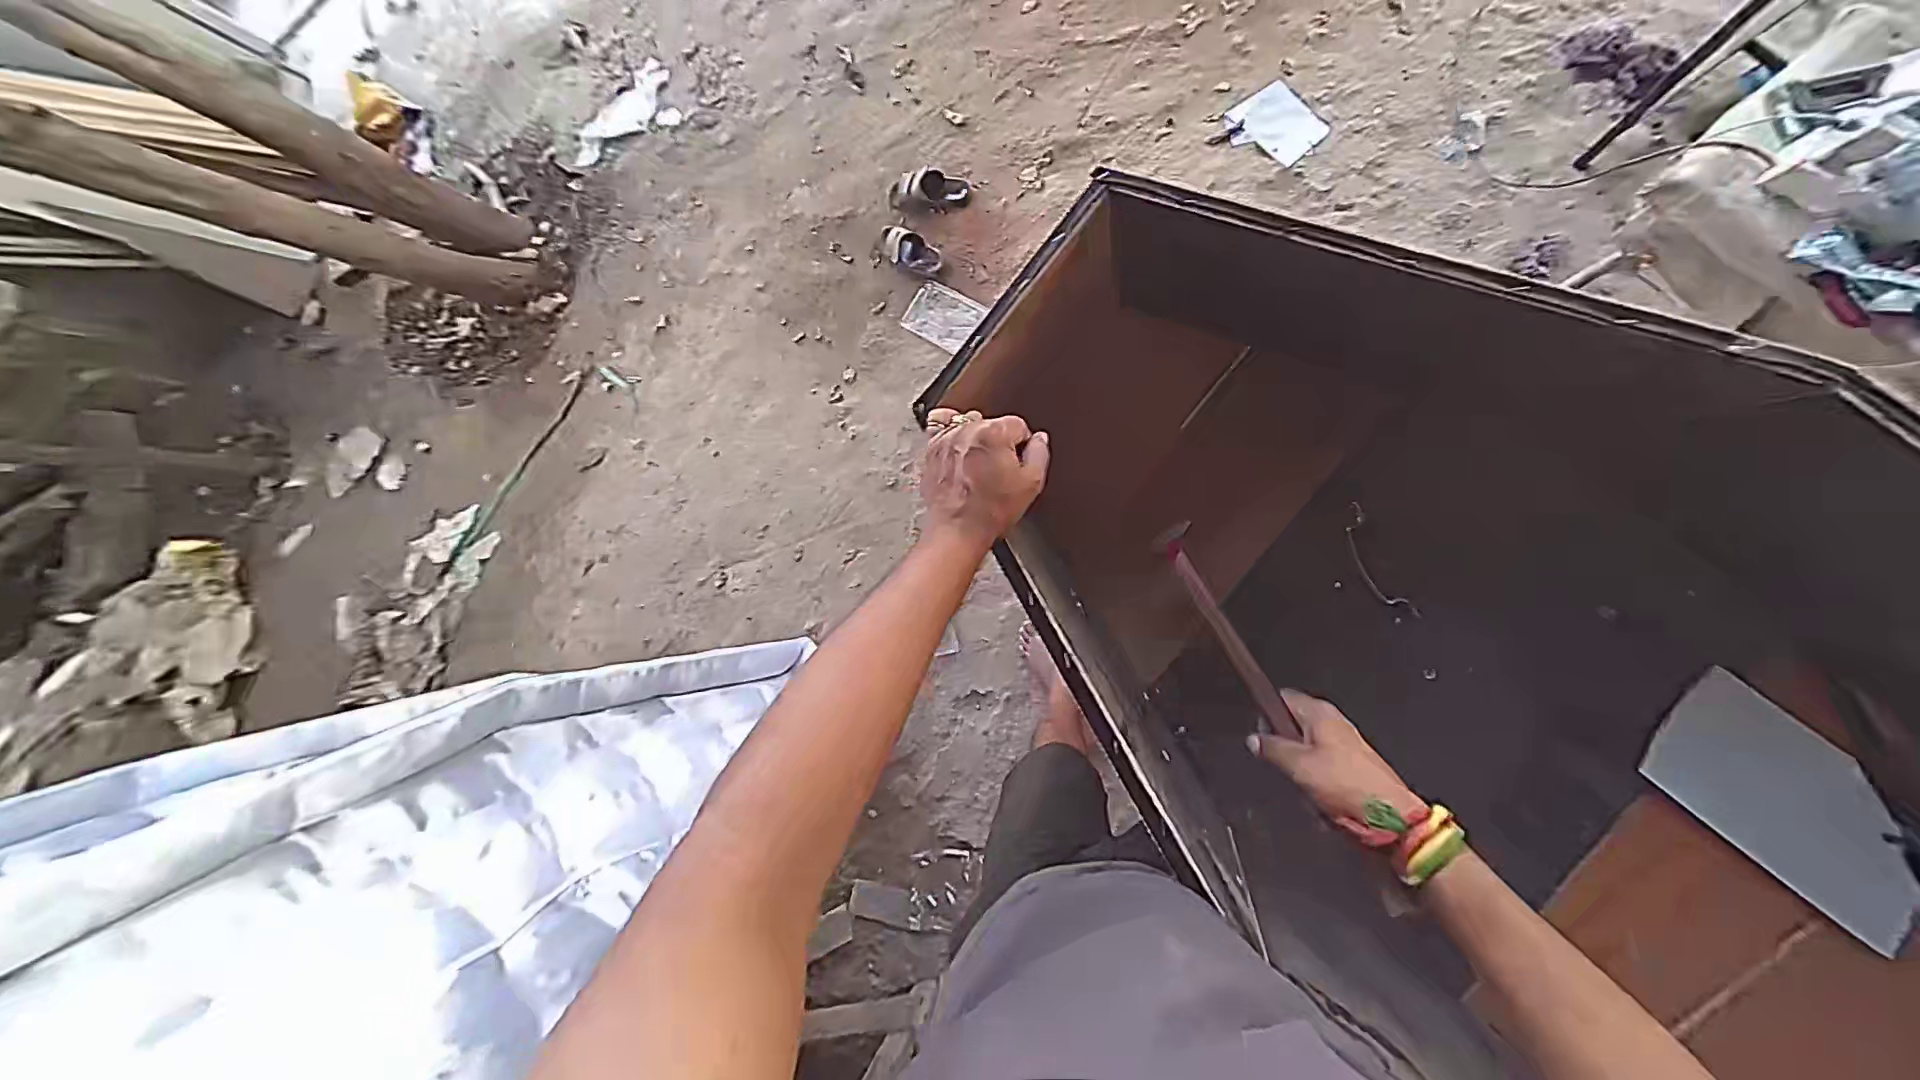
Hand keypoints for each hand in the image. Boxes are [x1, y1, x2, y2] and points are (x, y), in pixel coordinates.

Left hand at [920, 409, 1049, 549]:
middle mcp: (967, 430)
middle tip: (999, 472)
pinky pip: (946, 436)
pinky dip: (955, 446)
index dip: (1022, 446)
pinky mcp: (932, 451)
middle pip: (993, 425)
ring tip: (978, 471)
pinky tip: (962, 463)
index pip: (1018, 424)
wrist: (958, 530)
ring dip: (977, 445)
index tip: (1017, 463)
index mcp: (994, 433)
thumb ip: (1040, 453)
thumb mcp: (1031, 483)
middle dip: (999, 444)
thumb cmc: (990, 511)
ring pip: (971, 429)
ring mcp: (946, 439)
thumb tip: (1039, 439)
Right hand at [1248, 689, 1425, 846]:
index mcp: (1320, 712)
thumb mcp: (1297, 765)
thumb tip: (1255, 740)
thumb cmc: (1351, 786)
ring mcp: (1344, 744)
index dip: (1267, 715)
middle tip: (1285, 765)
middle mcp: (1333, 722)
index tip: (1262, 735)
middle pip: (1292, 727)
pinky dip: (1316, 782)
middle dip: (1283, 747)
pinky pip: (1320, 769)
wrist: (1391, 818)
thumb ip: (1271, 748)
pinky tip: (1320, 797)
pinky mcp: (1351, 766)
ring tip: (1306, 785)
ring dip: (1299, 768)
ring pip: (1304, 750)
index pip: (1282, 698)